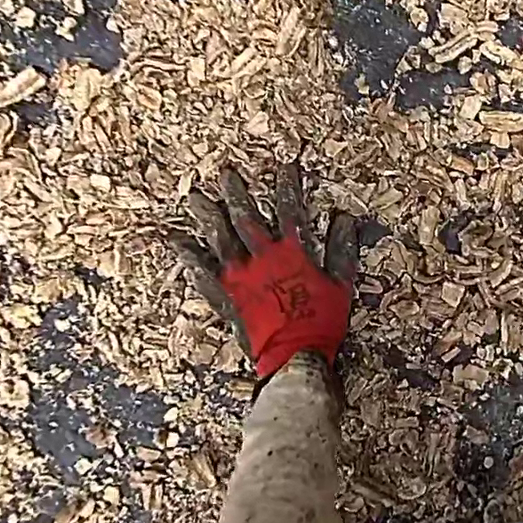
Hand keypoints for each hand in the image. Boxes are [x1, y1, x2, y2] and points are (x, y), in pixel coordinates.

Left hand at [177, 164, 358, 380]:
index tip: (284, 166)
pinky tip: (177, 242)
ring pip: (220, 238)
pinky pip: (203, 273)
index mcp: (293, 251)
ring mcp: (241, 276)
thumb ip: (342, 249)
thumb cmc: (321, 321)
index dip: (288, 185)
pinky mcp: (226, 295)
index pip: (290, 209)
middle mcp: (263, 257)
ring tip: (194, 197)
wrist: (295, 356)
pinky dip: (190, 257)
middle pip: (246, 217)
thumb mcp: (341, 284)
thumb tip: (345, 218)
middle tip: (224, 174)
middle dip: (236, 193)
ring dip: (207, 215)